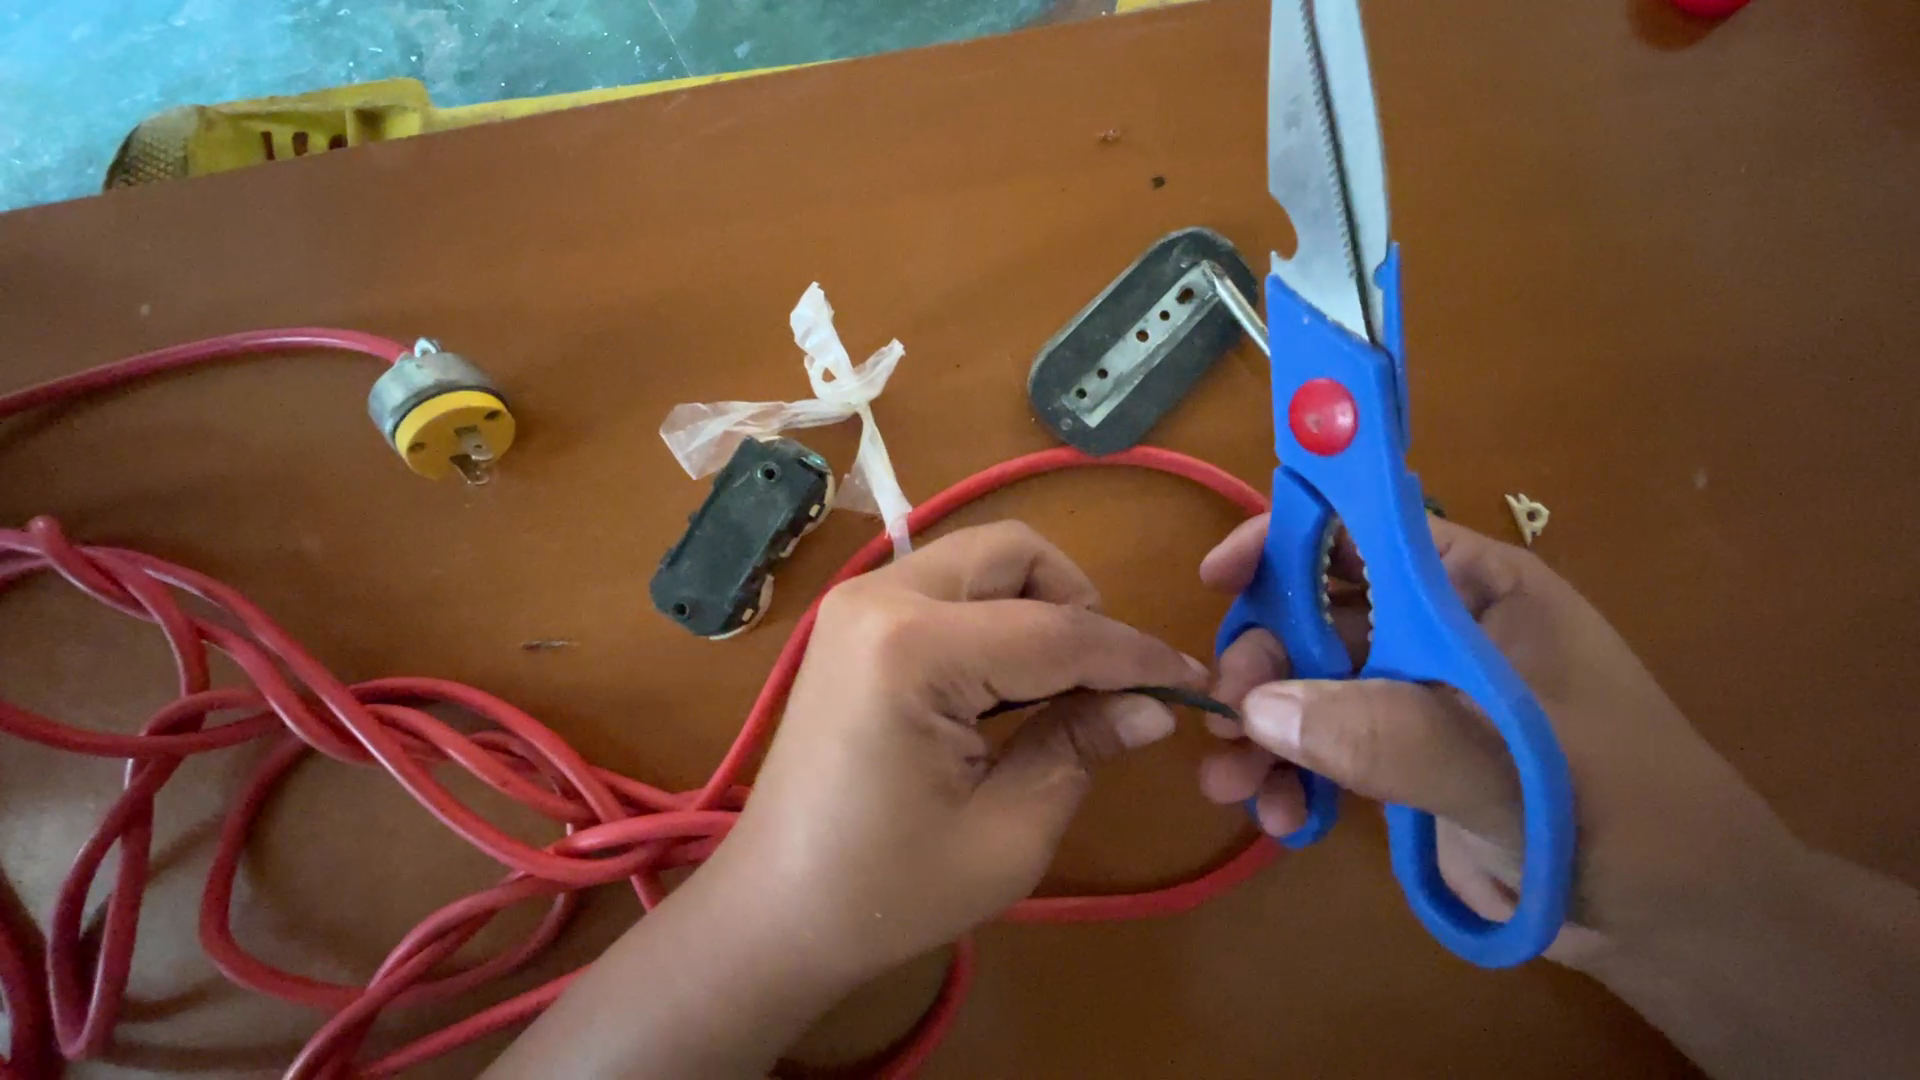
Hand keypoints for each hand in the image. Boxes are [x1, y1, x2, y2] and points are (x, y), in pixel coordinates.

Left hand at [716, 520, 1207, 977]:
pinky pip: (947, 586)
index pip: (1056, 629)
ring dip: (1036, 605)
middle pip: (1014, 552)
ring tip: (1058, 685)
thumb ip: (1082, 745)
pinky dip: (993, 615)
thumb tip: (1156, 702)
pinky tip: (1005, 683)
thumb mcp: (1007, 833)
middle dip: (1076, 602)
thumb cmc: (888, 889)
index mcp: (914, 647)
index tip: (1191, 679)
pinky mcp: (854, 619)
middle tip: (1103, 679)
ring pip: (980, 560)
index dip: (1132, 656)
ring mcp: (859, 599)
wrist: (773, 908)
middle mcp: (880, 595)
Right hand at [1197, 514, 1802, 967]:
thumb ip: (1393, 736)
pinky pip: (1317, 738)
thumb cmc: (1630, 826)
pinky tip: (1278, 815)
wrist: (1684, 929)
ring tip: (1228, 785)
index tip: (1216, 578)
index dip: (1284, 538)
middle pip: (1313, 612)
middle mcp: (1434, 625)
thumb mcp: (1517, 775)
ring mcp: (1410, 688)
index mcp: (1476, 589)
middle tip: (1222, 719)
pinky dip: (1286, 771)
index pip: (1364, 530)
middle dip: (1261, 662)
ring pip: (1304, 679)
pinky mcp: (1396, 746)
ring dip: (1260, 727)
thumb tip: (1260, 709)